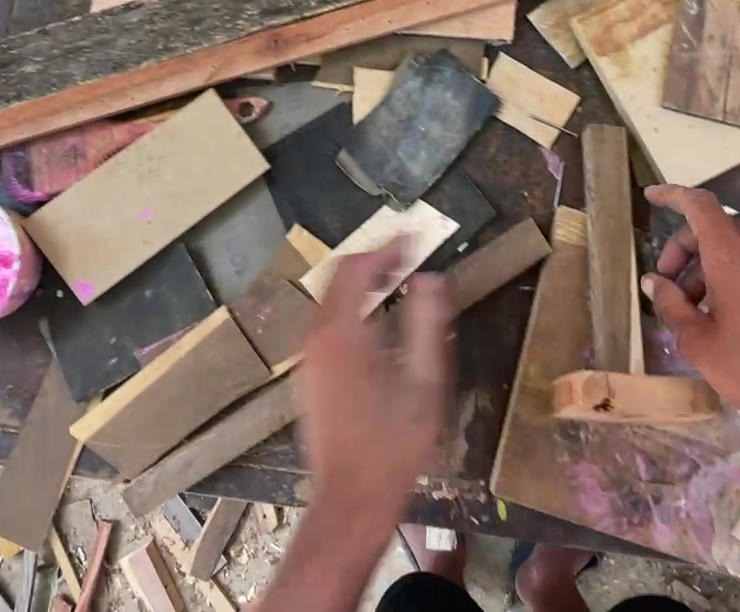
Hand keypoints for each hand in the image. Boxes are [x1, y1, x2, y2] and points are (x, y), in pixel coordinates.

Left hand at [294, 240, 451, 532]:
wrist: (351, 500)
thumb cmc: (394, 445)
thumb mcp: (425, 384)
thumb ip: (428, 324)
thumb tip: (431, 278)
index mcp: (344, 333)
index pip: (356, 267)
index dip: (386, 248)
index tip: (414, 239)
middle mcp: (317, 338)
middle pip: (337, 278)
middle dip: (372, 261)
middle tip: (406, 258)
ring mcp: (308, 358)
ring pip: (329, 300)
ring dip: (360, 284)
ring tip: (395, 283)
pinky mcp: (308, 376)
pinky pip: (326, 323)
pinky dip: (350, 308)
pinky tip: (376, 322)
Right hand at [641, 185, 739, 455]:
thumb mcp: (699, 342)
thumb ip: (670, 305)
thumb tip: (653, 282)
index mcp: (733, 257)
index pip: (699, 205)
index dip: (672, 195)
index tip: (651, 197)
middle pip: (714, 229)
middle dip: (683, 249)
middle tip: (666, 285)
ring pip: (736, 250)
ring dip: (707, 268)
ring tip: (694, 310)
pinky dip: (733, 278)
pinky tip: (725, 318)